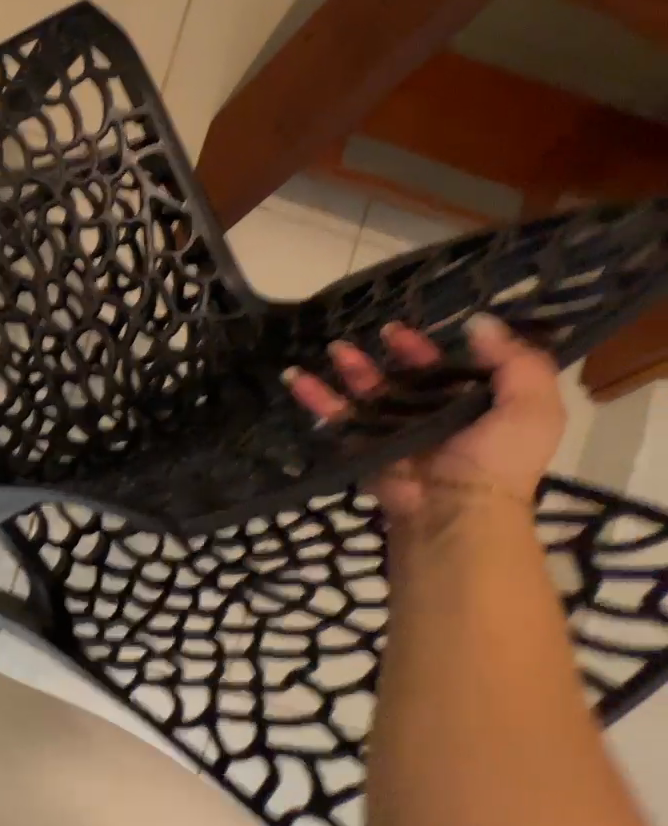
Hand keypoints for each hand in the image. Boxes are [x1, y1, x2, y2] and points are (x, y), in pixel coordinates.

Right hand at [283, 313, 564, 525]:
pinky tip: (294, 376)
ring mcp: (392, 426)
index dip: (435, 346)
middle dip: (392, 350)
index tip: (422, 328)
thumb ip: (517, 363)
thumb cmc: (496, 458)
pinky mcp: (359, 440)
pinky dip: (311, 393)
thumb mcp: (532, 408)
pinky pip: (332, 413)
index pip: (449, 367)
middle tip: (380, 331)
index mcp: (472, 404)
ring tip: (337, 349)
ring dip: (351, 365)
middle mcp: (431, 412)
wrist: (451, 504)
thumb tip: (479, 321)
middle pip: (406, 373)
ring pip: (366, 388)